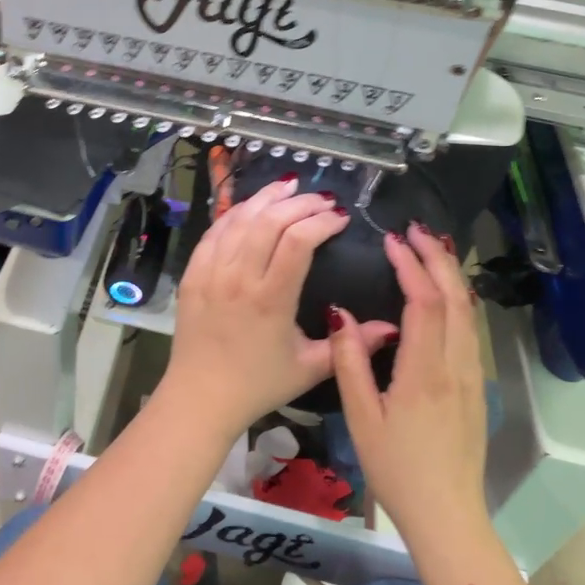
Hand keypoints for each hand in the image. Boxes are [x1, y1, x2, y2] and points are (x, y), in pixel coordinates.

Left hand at [159, 175, 396, 437]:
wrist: (201, 396)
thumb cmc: (259, 384)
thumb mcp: (310, 369)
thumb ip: (349, 345)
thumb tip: (392, 328)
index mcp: (270, 299)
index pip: (298, 241)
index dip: (322, 221)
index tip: (341, 218)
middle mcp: (239, 277)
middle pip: (270, 221)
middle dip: (300, 203)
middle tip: (322, 199)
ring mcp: (211, 272)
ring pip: (240, 219)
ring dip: (267, 198)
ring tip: (290, 187)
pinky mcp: (192, 273)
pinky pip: (214, 232)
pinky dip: (235, 213)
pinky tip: (251, 206)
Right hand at [330, 223, 489, 534]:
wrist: (448, 514)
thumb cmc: (397, 469)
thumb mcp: (362, 418)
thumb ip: (351, 363)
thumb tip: (340, 314)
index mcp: (426, 371)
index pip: (425, 302)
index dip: (410, 265)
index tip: (391, 240)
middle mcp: (457, 365)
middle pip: (456, 297)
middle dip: (437, 257)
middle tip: (415, 229)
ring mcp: (473, 375)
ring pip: (469, 311)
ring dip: (451, 274)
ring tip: (430, 248)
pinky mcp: (477, 386)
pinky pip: (471, 328)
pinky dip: (458, 298)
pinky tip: (445, 293)